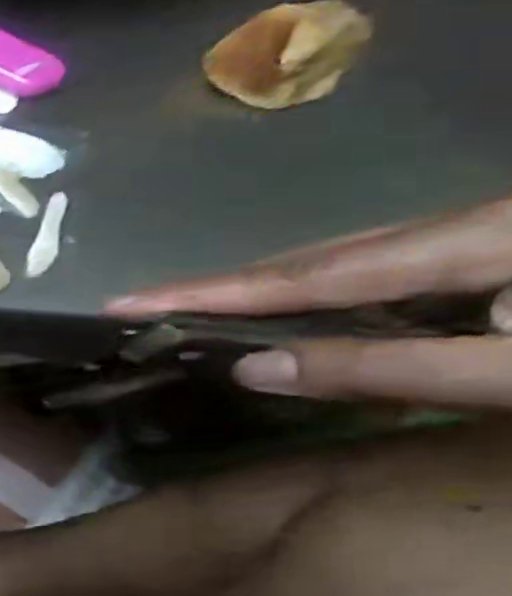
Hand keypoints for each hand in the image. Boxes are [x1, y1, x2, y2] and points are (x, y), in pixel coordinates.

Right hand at [108, 195, 511, 408]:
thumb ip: (390, 368)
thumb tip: (253, 369)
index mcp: (466, 241)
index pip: (302, 275)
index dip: (205, 293)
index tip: (121, 304)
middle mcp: (463, 225)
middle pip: (316, 259)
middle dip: (227, 289)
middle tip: (148, 314)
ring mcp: (485, 235)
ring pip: (351, 262)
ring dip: (273, 293)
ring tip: (203, 317)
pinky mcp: (501, 252)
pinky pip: (390, 271)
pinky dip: (330, 295)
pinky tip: (309, 317)